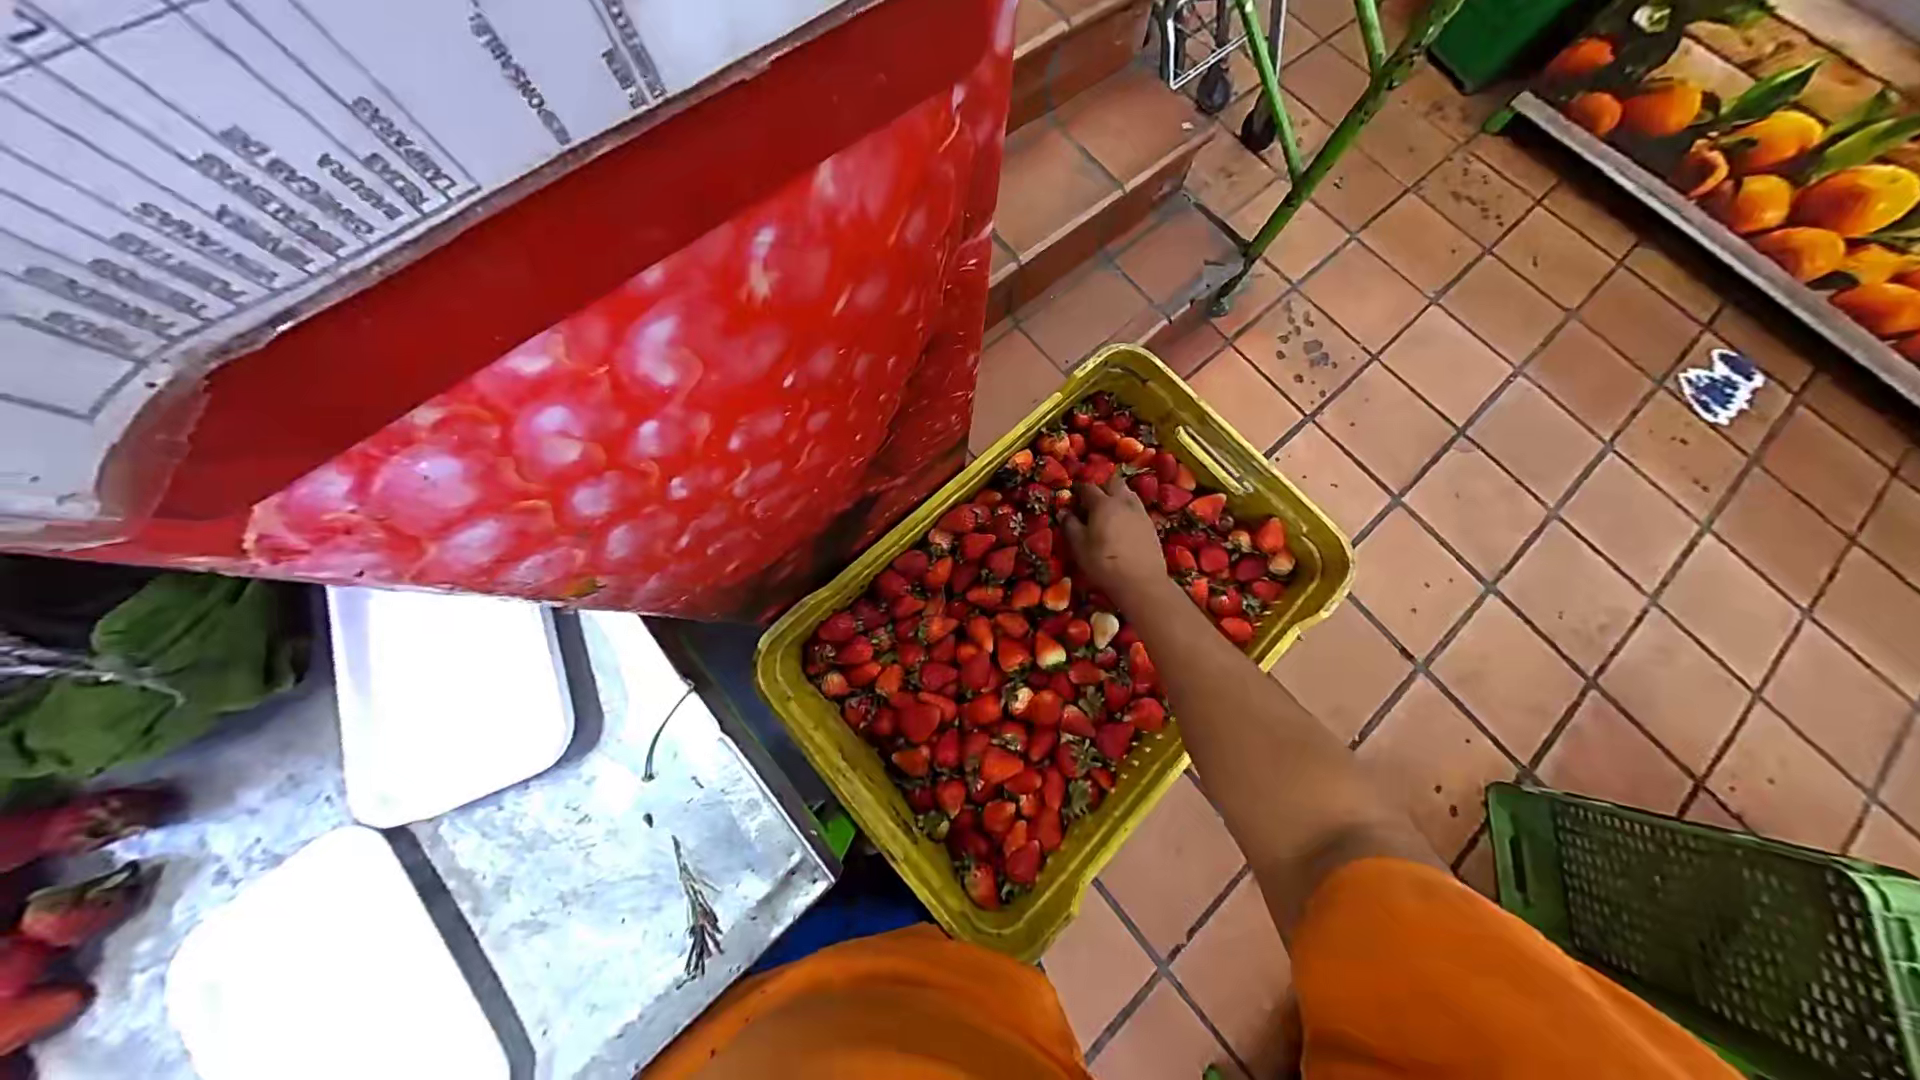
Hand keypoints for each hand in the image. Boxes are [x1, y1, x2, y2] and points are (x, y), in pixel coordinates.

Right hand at [1063, 474, 1167, 606]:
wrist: (1141, 582)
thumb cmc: (1103, 563)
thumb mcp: (1079, 546)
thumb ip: (1070, 525)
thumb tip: (1064, 512)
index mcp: (1103, 504)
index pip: (1088, 488)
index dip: (1079, 489)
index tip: (1073, 495)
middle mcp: (1123, 502)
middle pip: (1114, 482)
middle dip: (1102, 486)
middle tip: (1093, 500)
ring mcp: (1140, 512)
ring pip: (1128, 493)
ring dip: (1118, 495)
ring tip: (1109, 510)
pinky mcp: (1151, 525)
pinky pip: (1137, 508)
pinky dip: (1128, 509)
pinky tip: (1123, 523)